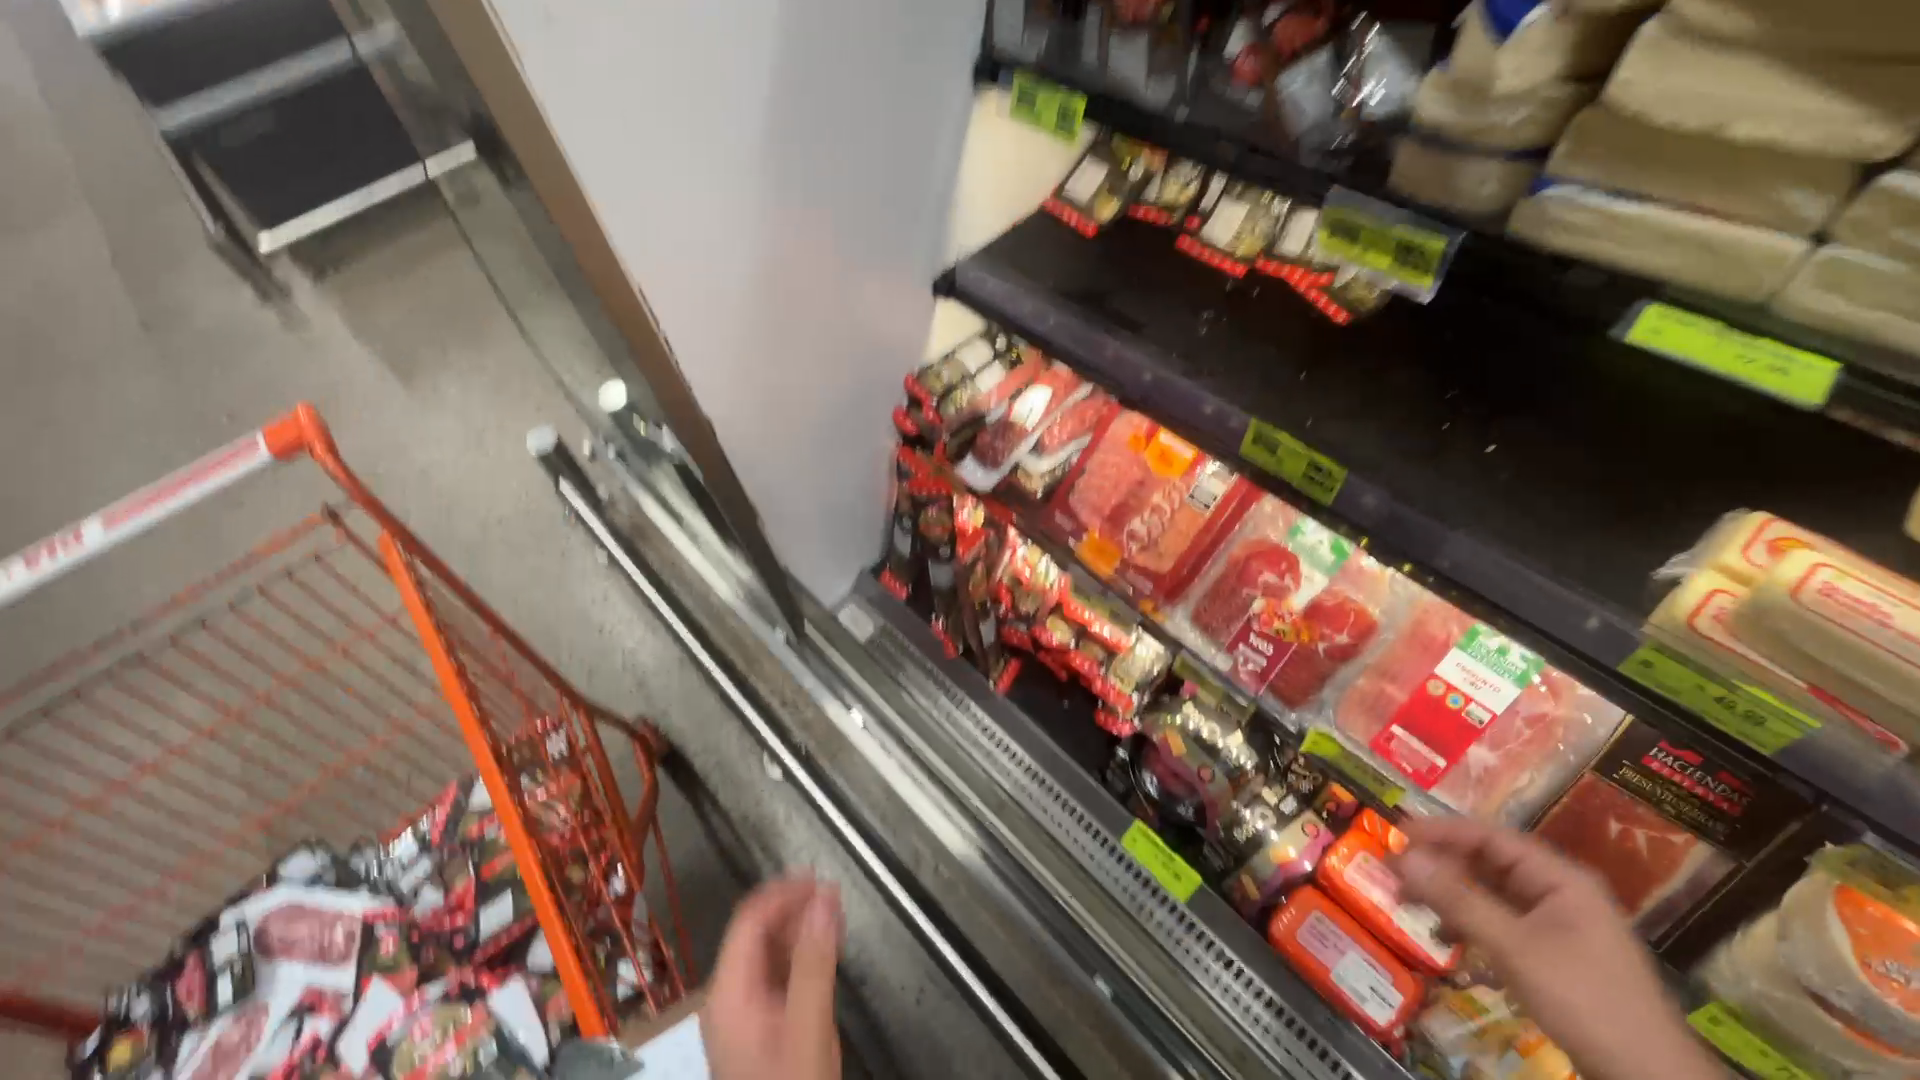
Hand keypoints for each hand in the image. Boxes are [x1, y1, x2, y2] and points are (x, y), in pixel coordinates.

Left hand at [703, 877, 842, 1079]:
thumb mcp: (809, 1026)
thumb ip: (816, 961)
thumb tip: (825, 900)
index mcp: (728, 992)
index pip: (749, 922)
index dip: (783, 893)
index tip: (820, 877)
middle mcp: (726, 997)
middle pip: (755, 935)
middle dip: (793, 908)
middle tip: (833, 894)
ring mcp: (740, 1015)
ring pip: (765, 955)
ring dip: (797, 930)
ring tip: (833, 915)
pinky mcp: (756, 1028)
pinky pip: (773, 978)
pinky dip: (798, 957)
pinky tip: (822, 951)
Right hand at [1394, 817, 1722, 1079]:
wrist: (1648, 1076)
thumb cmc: (1584, 1000)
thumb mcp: (1513, 947)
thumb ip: (1458, 900)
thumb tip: (1403, 857)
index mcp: (1560, 879)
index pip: (1491, 837)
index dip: (1441, 831)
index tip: (1395, 833)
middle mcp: (1559, 893)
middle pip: (1490, 863)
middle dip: (1440, 864)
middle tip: (1392, 871)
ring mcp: (1558, 925)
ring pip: (1492, 894)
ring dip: (1450, 894)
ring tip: (1407, 901)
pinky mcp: (1552, 955)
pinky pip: (1500, 923)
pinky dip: (1468, 924)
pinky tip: (1444, 937)